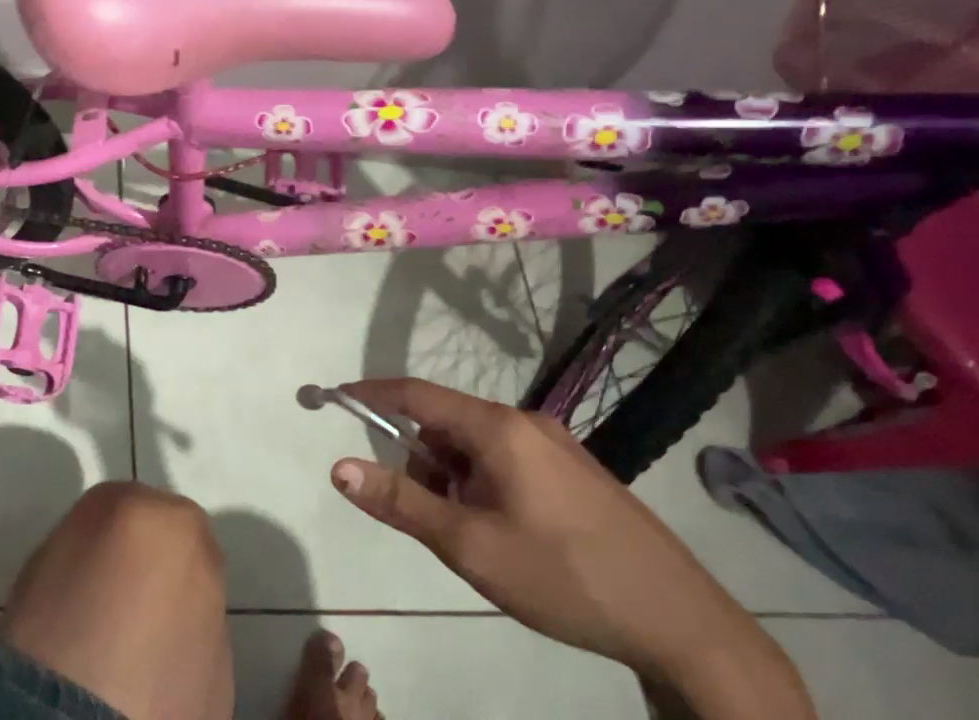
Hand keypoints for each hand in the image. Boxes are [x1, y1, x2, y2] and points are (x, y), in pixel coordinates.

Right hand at [328, 380, 804, 699]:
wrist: (684, 624)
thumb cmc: (564, 576)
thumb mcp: (469, 544)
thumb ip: (401, 501)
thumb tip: (339, 466)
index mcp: (500, 430)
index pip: (416, 395)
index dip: (371, 394)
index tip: (333, 396)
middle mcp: (529, 425)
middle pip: (445, 425)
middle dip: (421, 462)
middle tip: (432, 518)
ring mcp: (559, 448)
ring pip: (476, 448)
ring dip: (455, 481)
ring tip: (475, 537)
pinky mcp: (578, 475)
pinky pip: (508, 462)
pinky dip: (484, 487)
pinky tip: (507, 535)